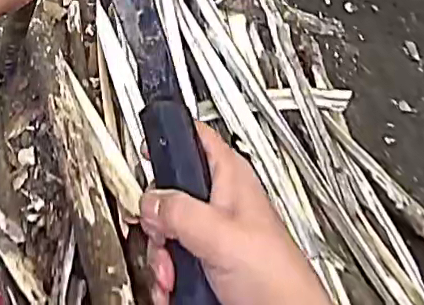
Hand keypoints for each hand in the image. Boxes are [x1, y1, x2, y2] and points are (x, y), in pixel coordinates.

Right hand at [140, 122, 328, 304]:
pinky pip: (175, 255)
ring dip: (161, 253)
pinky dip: (168, 273)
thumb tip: (150, 201)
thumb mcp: (219, 234)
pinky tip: (173, 287)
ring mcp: (214, 230)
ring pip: (170, 226)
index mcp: (229, 175)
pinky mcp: (210, 259)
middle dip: (159, 219)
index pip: (195, 135)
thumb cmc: (276, 275)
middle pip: (172, 190)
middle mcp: (220, 198)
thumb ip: (180, 211)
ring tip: (170, 274)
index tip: (147, 150)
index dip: (170, 135)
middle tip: (161, 237)